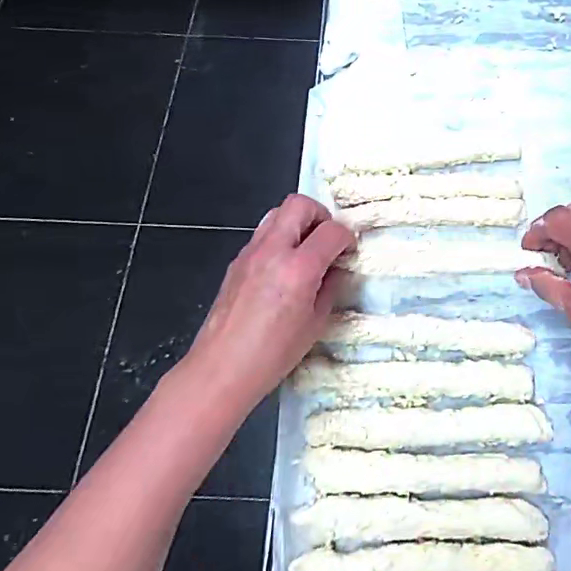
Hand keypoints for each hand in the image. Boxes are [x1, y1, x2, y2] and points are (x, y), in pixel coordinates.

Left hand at [181, 194, 353, 413]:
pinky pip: (262, 234)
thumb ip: (330, 288)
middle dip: (320, 216)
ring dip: (297, 223)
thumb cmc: (272, 355)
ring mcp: (250, 252)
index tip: (348, 251)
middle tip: (327, 240)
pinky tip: (283, 269)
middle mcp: (272, 250)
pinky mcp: (236, 260)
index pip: (331, 231)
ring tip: (306, 252)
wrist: (222, 367)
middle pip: (300, 204)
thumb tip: (337, 268)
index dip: (346, 238)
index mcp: (298, 269)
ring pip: (277, 213)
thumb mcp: (315, 324)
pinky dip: (279, 239)